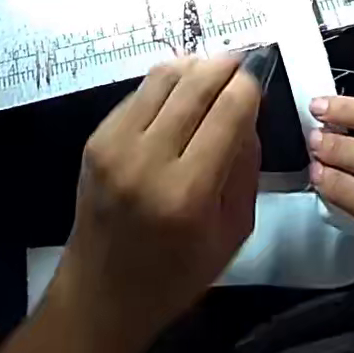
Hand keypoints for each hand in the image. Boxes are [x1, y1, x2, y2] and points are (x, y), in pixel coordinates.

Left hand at [49, 55, 261, 352]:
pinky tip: (177, 95)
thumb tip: (247, 110)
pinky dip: (163, 86)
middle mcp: (147, 160)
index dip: (247, 87)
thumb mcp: (232, 232)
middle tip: (238, 62)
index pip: (226, 114)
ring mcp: (114, 144)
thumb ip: (245, 167)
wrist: (102, 290)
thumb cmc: (176, 273)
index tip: (257, 79)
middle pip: (192, 85)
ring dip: (191, 66)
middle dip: (222, 66)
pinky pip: (137, 94)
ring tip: (210, 71)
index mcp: (187, 194)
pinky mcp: (96, 137)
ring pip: (160, 78)